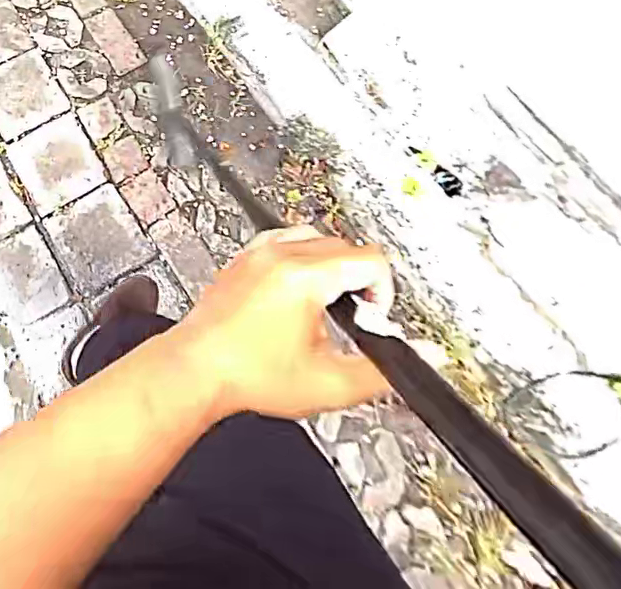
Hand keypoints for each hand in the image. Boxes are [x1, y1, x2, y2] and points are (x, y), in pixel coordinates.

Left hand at [164, 225, 393, 420]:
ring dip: (330, 264)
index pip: (369, 258)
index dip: (383, 290)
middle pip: (343, 245)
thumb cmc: (250, 373)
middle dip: (359, 278)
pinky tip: (297, 290)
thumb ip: (384, 371)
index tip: (373, 316)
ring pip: (313, 236)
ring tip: (327, 302)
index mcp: (303, 276)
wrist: (199, 367)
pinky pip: (282, 240)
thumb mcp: (330, 383)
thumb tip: (421, 358)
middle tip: (353, 315)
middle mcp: (279, 255)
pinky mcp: (243, 258)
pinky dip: (299, 257)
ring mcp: (257, 253)